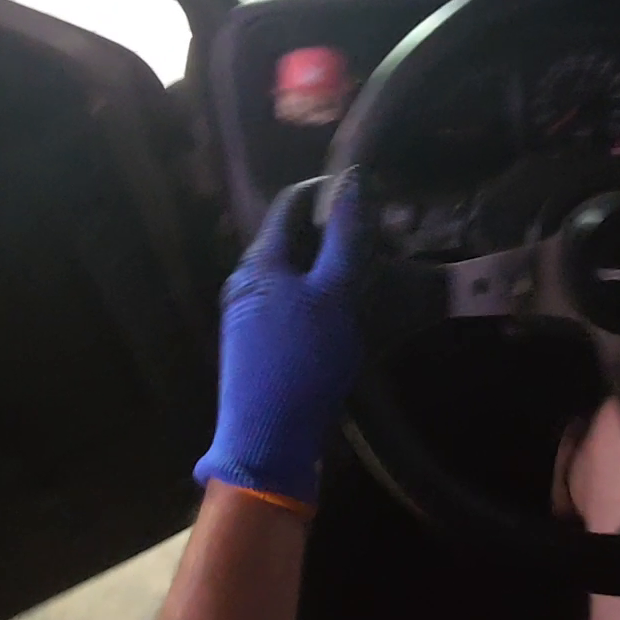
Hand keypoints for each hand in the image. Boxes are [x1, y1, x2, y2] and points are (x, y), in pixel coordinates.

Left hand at [193, 173, 366, 510]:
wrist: (266, 438)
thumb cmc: (303, 358)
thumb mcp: (335, 294)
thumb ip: (345, 237)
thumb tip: (353, 181)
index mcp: (258, 260)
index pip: (289, 204)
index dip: (325, 192)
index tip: (364, 194)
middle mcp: (244, 279)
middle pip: (290, 239)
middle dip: (331, 234)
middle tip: (375, 242)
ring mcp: (245, 312)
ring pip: (291, 273)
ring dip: (325, 268)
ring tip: (366, 277)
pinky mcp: (253, 342)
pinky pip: (288, 301)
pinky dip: (315, 296)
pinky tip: (341, 314)